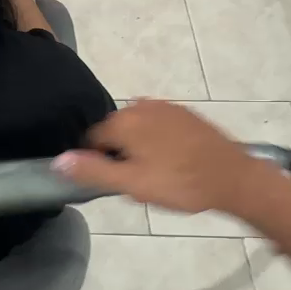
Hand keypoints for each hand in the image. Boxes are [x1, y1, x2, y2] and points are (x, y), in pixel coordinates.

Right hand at [53, 99, 270, 215]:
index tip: (113, 181)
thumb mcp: (134, 184)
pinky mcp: (183, 112)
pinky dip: (158, 140)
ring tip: (157, 175)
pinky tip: (173, 162)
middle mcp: (138, 105)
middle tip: (136, 182)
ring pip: (137, 128)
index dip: (96, 160)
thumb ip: (94, 171)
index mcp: (122, 121)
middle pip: (114, 131)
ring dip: (138, 147)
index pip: (91, 138)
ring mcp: (163, 106)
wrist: (233, 177)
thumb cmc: (180, 183)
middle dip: (119, 153)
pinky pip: (158, 125)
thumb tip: (57, 161)